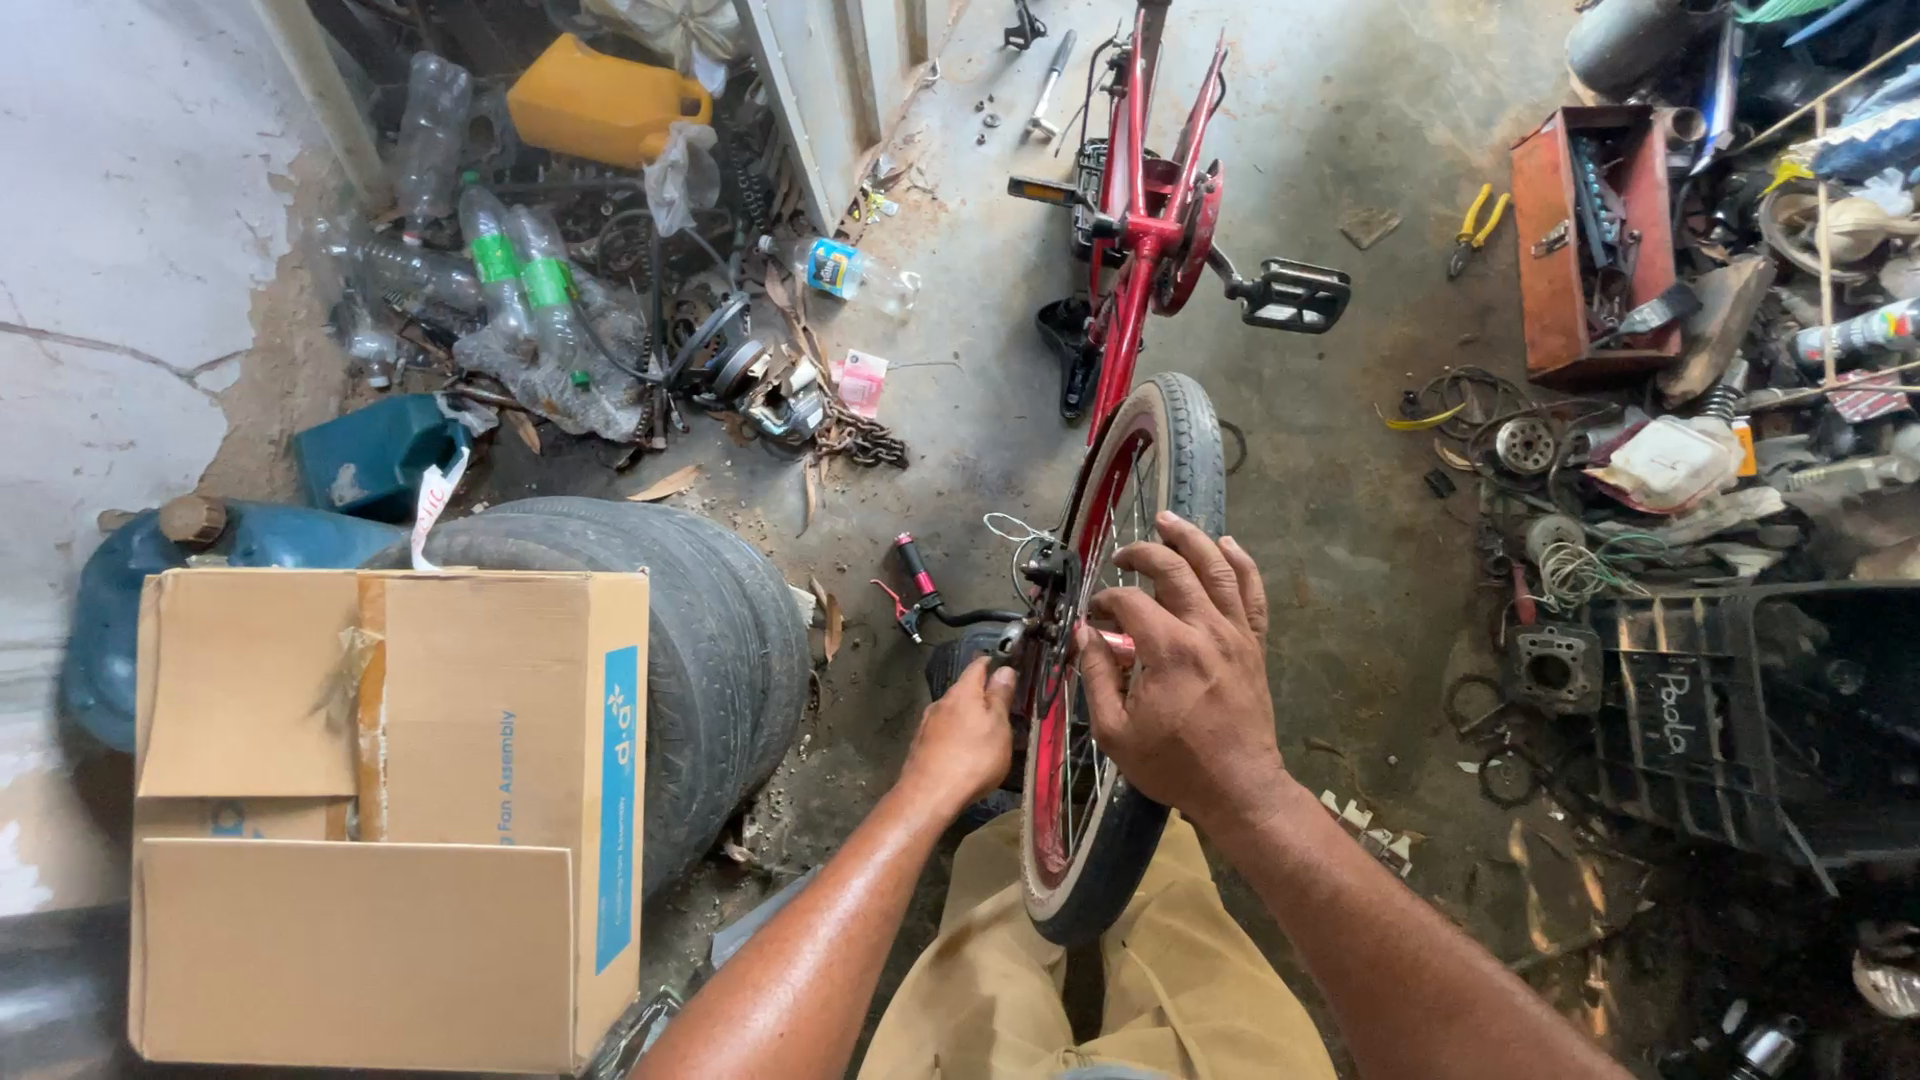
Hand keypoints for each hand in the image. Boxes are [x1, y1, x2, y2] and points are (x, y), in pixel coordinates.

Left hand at [896, 658, 1016, 819]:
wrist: (928, 796)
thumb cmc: (972, 758)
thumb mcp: (998, 726)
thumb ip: (1000, 697)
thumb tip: (1004, 669)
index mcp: (962, 692)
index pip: (977, 665)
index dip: (993, 662)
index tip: (1007, 665)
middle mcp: (941, 702)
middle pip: (964, 689)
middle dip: (981, 693)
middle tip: (1002, 707)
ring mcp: (927, 724)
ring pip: (953, 711)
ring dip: (968, 716)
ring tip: (986, 731)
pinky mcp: (921, 745)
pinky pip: (944, 731)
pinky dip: (957, 734)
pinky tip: (964, 750)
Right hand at [1075, 512, 1291, 837]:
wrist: (1240, 789)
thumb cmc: (1173, 764)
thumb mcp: (1114, 731)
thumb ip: (1096, 675)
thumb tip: (1085, 634)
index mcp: (1167, 649)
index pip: (1129, 601)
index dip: (1105, 602)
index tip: (1093, 618)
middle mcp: (1204, 629)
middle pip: (1173, 569)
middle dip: (1142, 554)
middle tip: (1122, 556)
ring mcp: (1236, 634)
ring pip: (1217, 569)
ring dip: (1191, 539)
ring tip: (1169, 520)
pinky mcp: (1254, 644)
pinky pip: (1252, 594)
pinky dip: (1241, 564)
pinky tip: (1227, 545)